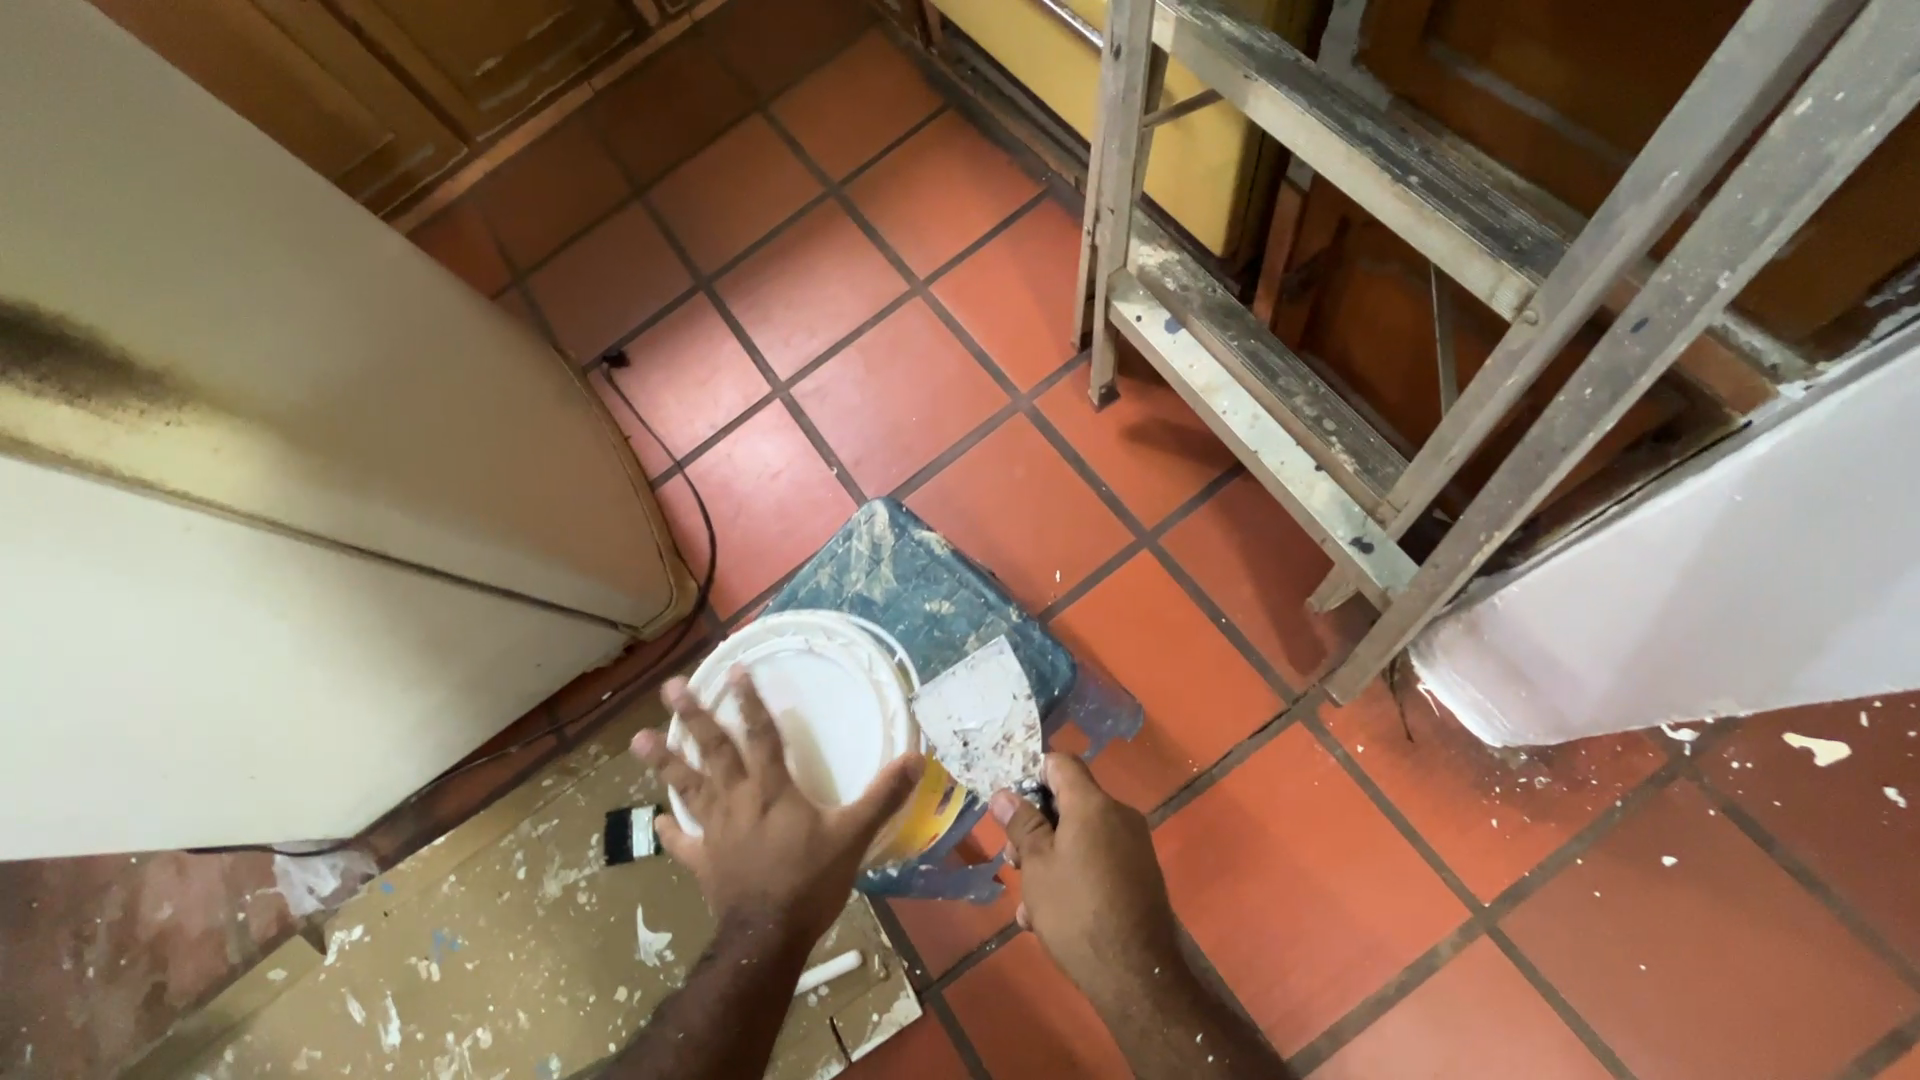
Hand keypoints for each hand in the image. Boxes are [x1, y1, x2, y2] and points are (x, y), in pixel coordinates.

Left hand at [630, 672, 922, 946]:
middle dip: (693, 717)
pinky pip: (681, 841)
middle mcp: (737, 801)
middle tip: (671, 688)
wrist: (768, 936)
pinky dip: (669, 829)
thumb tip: (915, 758)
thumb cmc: (810, 881)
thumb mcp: (853, 836)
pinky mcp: (702, 861)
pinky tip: (655, 818)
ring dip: (664, 762)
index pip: (761, 736)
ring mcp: (714, 831)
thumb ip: (882, 796)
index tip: (735, 671)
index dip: (750, 702)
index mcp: (772, 790)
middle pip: (713, 752)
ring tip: (639, 738)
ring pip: (686, 788)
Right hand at [992, 754, 1183, 1005]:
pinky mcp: (1140, 875)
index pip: (1061, 763)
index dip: (1032, 774)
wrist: (1136, 974)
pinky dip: (1073, 875)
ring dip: (1050, 859)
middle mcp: (1119, 816)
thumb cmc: (1077, 911)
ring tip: (1028, 902)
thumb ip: (1021, 825)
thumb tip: (1004, 794)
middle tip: (1013, 860)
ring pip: (1080, 837)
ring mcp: (1133, 847)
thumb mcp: (1037, 866)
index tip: (1011, 803)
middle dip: (1036, 827)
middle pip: (1070, 802)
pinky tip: (1050, 916)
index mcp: (1093, 804)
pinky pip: (1098, 860)